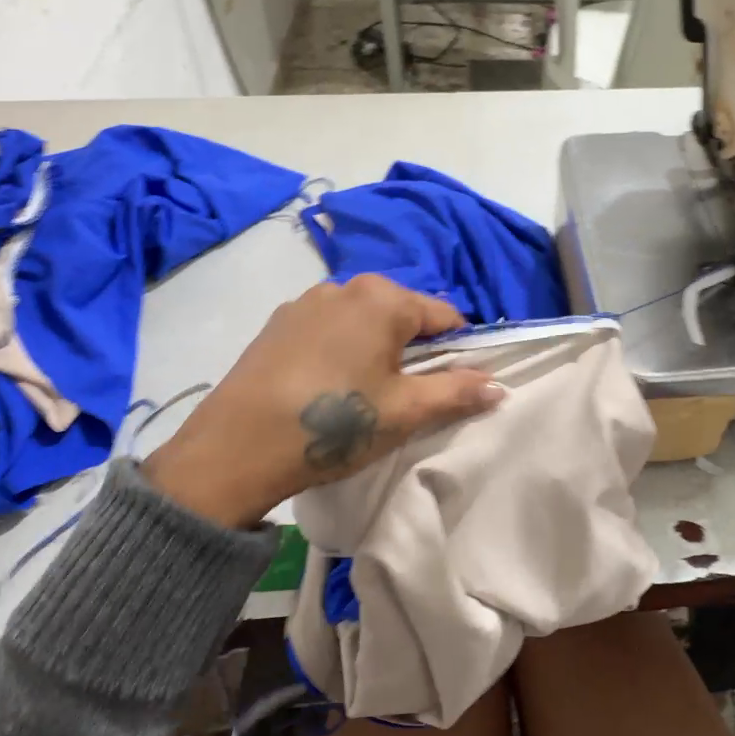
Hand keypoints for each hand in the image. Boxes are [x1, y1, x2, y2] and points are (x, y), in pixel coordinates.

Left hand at [144, 275, 505, 528]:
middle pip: (402, 315)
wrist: (235, 449)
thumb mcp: (405, 412)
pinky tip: (324, 391)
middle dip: (413, 351)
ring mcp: (304, 303)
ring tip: (361, 398)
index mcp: (383, 298)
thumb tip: (499, 386)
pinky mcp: (276, 325)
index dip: (458, 351)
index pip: (445, 316)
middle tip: (405, 398)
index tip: (451, 388)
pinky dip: (338, 353)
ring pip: (362, 323)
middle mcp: (344, 286)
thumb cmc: (334, 424)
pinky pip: (327, 331)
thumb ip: (457, 392)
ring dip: (374, 351)